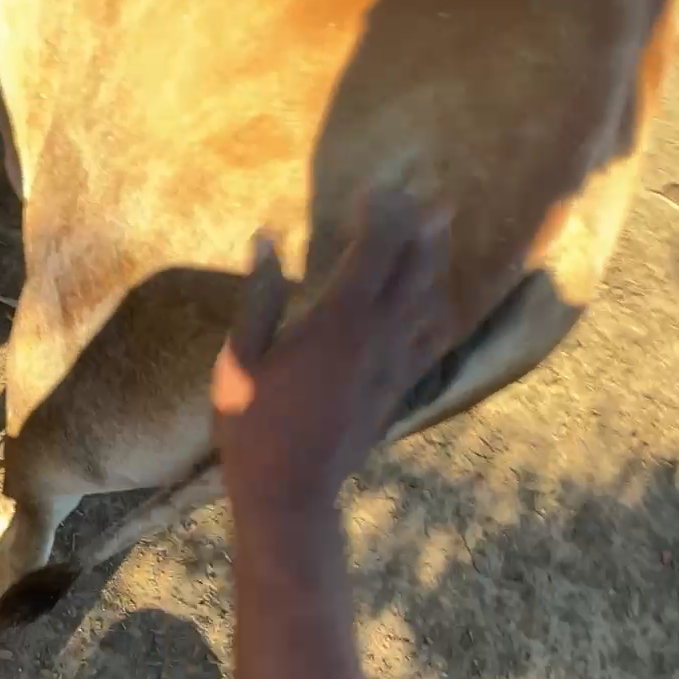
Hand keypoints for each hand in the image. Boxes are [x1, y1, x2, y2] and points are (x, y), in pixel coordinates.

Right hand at [212, 189, 455, 516]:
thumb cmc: (252, 425)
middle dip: (423, 228)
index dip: (382, 213)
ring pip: (432, 301)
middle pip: (417, 268)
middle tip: (430, 199)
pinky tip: (432, 306)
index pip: (375, 249)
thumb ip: (258, 297)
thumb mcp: (239, 360)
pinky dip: (436, 311)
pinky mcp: (397, 389)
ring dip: (436, 264)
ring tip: (439, 238)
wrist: (290, 489)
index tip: (374, 189)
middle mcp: (379, 335)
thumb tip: (264, 239)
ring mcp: (395, 364)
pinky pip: (431, 340)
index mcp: (338, 322)